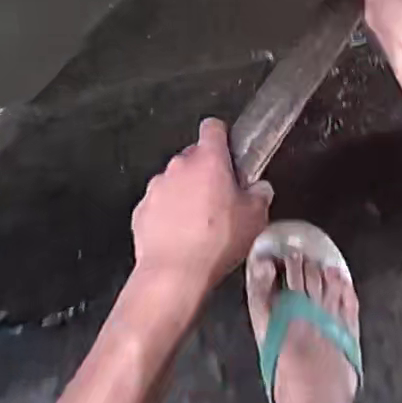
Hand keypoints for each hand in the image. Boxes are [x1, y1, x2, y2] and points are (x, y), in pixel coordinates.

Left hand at [131, 118, 273, 292]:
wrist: (174, 275)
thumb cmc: (215, 242)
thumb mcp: (254, 218)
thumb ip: (259, 196)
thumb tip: (260, 190)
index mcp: (209, 160)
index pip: (213, 127)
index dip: (221, 136)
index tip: (228, 149)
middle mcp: (180, 166)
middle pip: (194, 157)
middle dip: (206, 172)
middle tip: (221, 197)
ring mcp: (157, 187)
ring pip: (175, 181)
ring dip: (186, 193)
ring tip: (200, 223)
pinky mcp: (141, 210)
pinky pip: (159, 204)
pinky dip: (168, 214)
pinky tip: (181, 237)